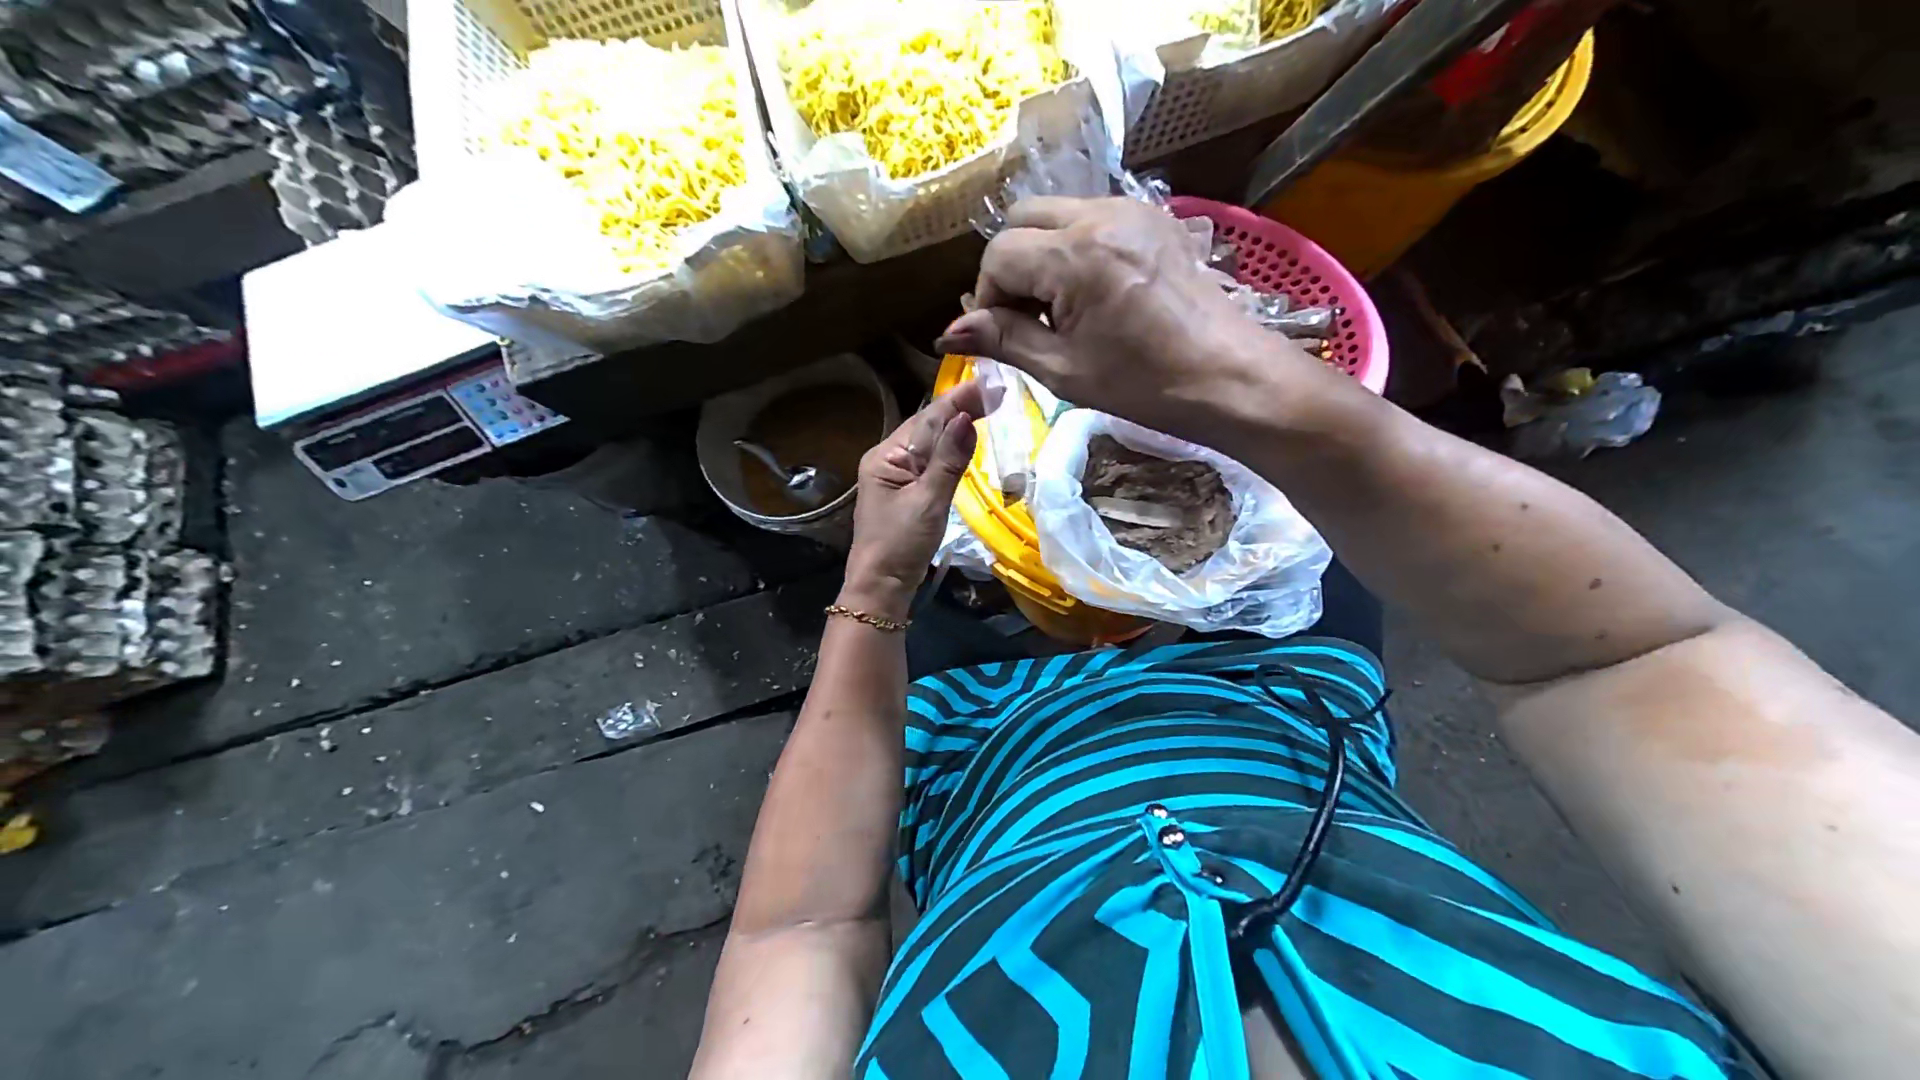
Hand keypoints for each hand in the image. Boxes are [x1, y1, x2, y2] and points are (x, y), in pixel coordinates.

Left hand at [840, 382, 987, 621]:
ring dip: (955, 425)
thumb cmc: (901, 544)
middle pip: (927, 426)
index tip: (990, 383)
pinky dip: (949, 449)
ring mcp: (896, 477)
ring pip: (929, 443)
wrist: (882, 587)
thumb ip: (949, 460)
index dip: (959, 400)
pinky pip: (930, 462)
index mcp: (886, 456)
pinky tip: (963, 441)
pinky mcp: (906, 493)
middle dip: (959, 408)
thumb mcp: (928, 501)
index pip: (927, 418)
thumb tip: (967, 419)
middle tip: (995, 391)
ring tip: (985, 406)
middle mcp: (888, 459)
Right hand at [933, 196, 1351, 444]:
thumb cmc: (1145, 385)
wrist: (1229, 377)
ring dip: (1040, 255)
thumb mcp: (1064, 370)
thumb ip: (1004, 340)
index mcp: (1075, 256)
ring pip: (1055, 213)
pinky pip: (1090, 217)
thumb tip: (950, 331)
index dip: (988, 297)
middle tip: (1027, 318)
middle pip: (1022, 218)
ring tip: (1060, 309)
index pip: (999, 255)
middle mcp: (1100, 215)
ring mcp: (1132, 210)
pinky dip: (1072, 248)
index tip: (1004, 335)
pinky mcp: (1153, 218)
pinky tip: (1090, 293)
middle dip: (1010, 266)